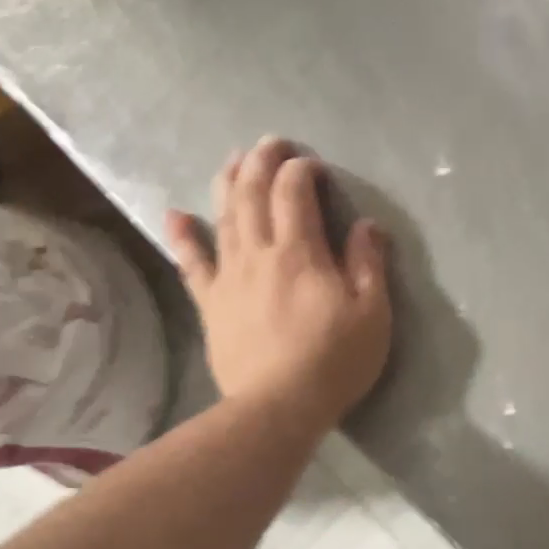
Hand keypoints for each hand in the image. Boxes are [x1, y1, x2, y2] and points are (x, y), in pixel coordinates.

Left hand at [164, 137, 390, 427]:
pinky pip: (191, 261)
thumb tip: (368, 225)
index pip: (295, 193)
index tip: (313, 165)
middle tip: (270, 144)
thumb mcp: (372, 314)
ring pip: (224, 216)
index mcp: (301, 252)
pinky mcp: (210, 302)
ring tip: (233, 161)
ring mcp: (229, 276)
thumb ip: (369, 264)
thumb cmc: (335, 360)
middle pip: (253, 194)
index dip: (301, 171)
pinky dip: (183, 235)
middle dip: (261, 162)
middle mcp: (259, 253)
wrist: (279, 404)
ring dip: (228, 182)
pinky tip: (176, 214)